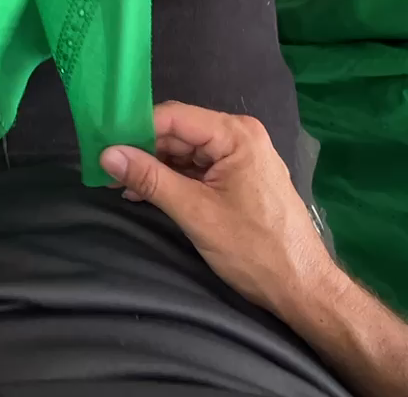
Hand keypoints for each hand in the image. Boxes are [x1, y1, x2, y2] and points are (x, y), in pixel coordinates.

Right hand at [100, 101, 336, 314]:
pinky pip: (196, 168)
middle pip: (177, 133)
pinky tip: (144, 192)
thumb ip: (150, 179)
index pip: (174, 116)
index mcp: (235, 134)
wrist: (305, 291)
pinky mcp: (237, 176)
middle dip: (142, 150)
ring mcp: (239, 156)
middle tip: (104, 167)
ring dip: (153, 167)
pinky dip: (171, 179)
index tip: (102, 142)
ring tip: (116, 183)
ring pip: (183, 151)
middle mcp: (238, 135)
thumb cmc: (255, 250)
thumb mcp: (196, 213)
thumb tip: (107, 154)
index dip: (136, 128)